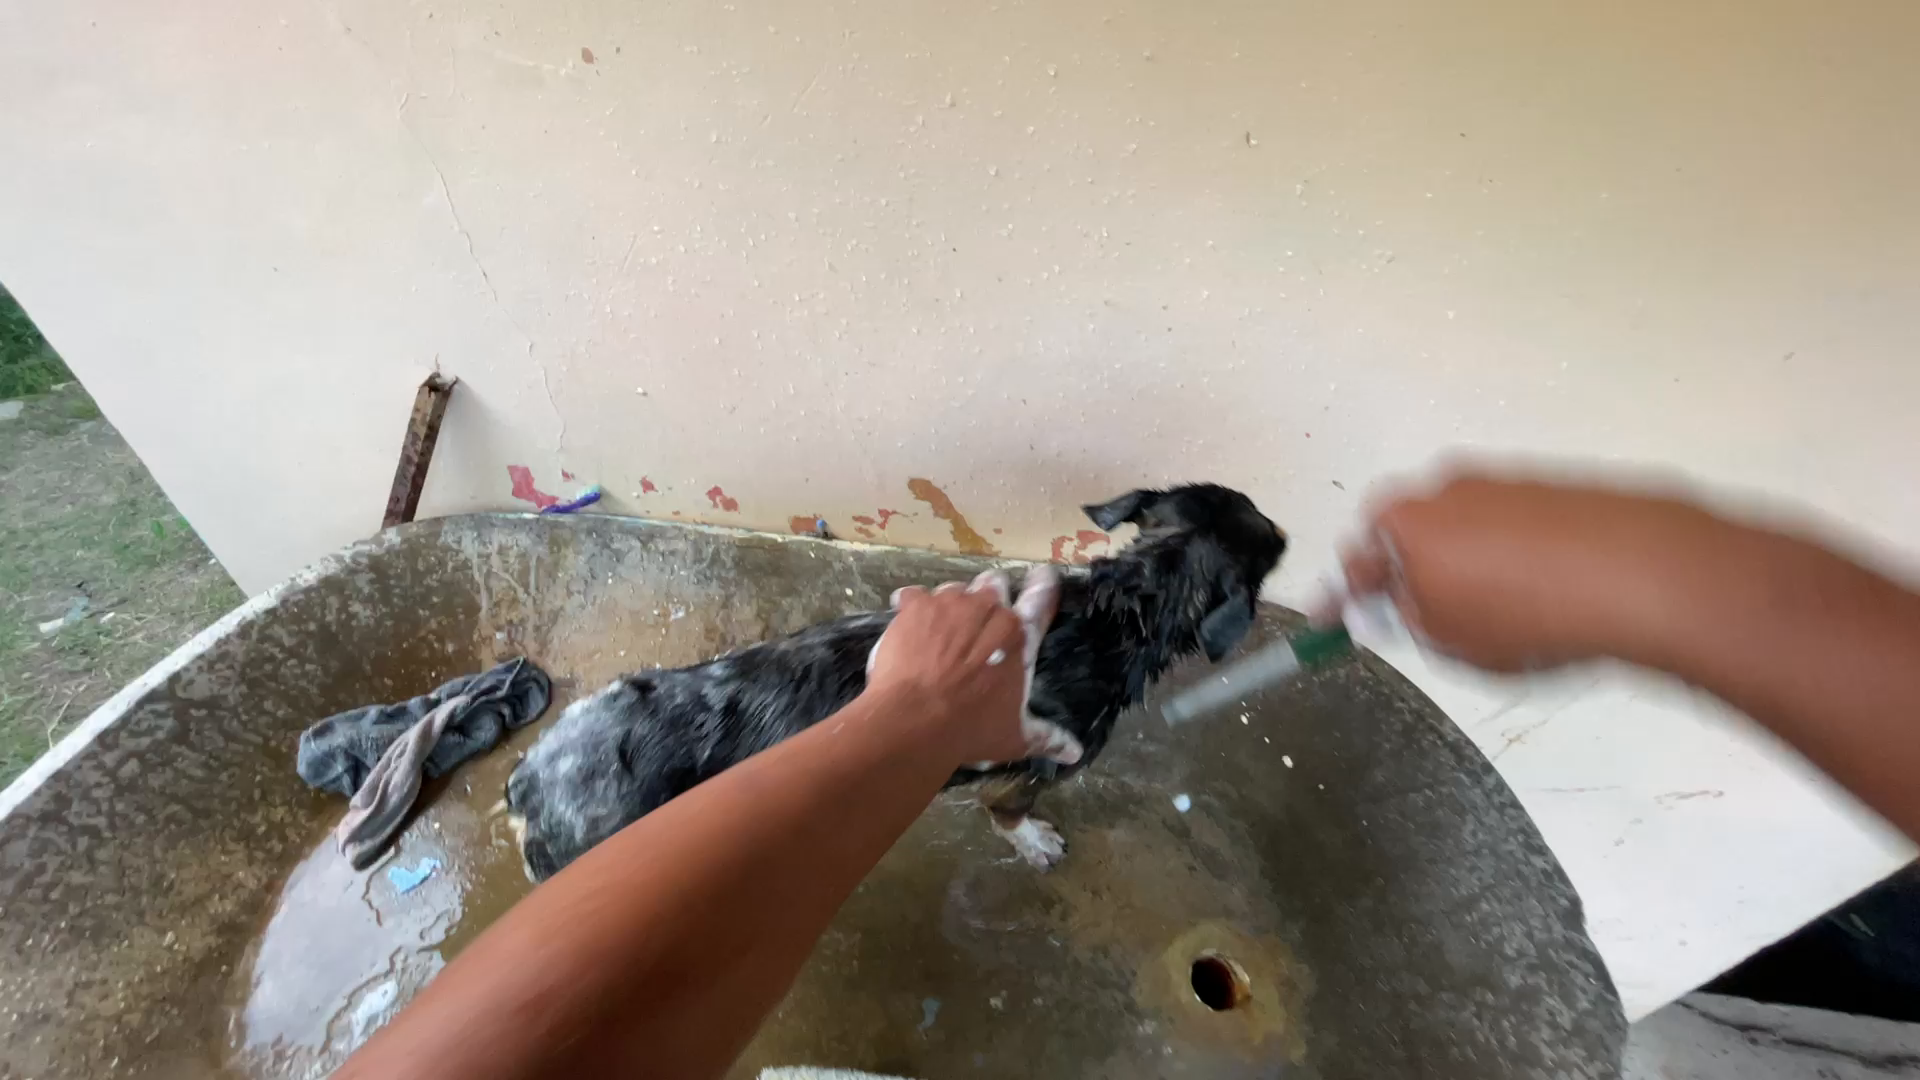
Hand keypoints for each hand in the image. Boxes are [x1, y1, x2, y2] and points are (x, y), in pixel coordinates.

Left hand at [865, 567, 1083, 766]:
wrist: (914, 720)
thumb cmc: (970, 728)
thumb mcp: (1014, 737)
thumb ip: (1046, 737)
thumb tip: (1076, 751)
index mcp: (1019, 636)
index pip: (1042, 598)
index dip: (1045, 583)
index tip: (1045, 574)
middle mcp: (988, 609)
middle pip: (995, 585)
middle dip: (991, 596)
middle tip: (979, 621)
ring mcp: (950, 603)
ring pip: (956, 589)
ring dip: (952, 604)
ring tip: (941, 629)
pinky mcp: (915, 606)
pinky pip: (914, 595)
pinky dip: (912, 604)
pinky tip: (907, 619)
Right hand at [1340, 468, 1730, 670]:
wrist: (1660, 576)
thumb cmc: (1528, 615)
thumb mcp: (1446, 640)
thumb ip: (1401, 619)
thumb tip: (1390, 604)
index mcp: (1402, 521)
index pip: (1352, 561)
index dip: (1340, 597)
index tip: (1331, 618)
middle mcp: (1444, 488)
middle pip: (1403, 531)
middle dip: (1403, 568)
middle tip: (1423, 612)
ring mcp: (1506, 480)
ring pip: (1461, 524)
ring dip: (1461, 558)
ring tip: (1496, 605)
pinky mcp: (1563, 484)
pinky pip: (1515, 522)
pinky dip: (1513, 550)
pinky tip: (1545, 587)